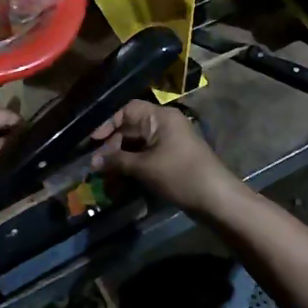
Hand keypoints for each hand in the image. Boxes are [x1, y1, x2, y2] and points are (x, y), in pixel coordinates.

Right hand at [89, 100, 242, 214]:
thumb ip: (117, 161)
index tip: (92, 142)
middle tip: (97, 164)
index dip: (108, 124)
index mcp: (161, 117)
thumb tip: (94, 160)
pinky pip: (148, 156)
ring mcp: (171, 142)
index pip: (128, 110)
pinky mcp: (174, 159)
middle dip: (113, 145)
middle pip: (132, 128)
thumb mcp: (144, 167)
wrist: (214, 197)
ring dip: (122, 158)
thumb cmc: (179, 174)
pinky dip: (135, 165)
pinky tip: (122, 179)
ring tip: (106, 174)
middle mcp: (166, 125)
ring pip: (139, 144)